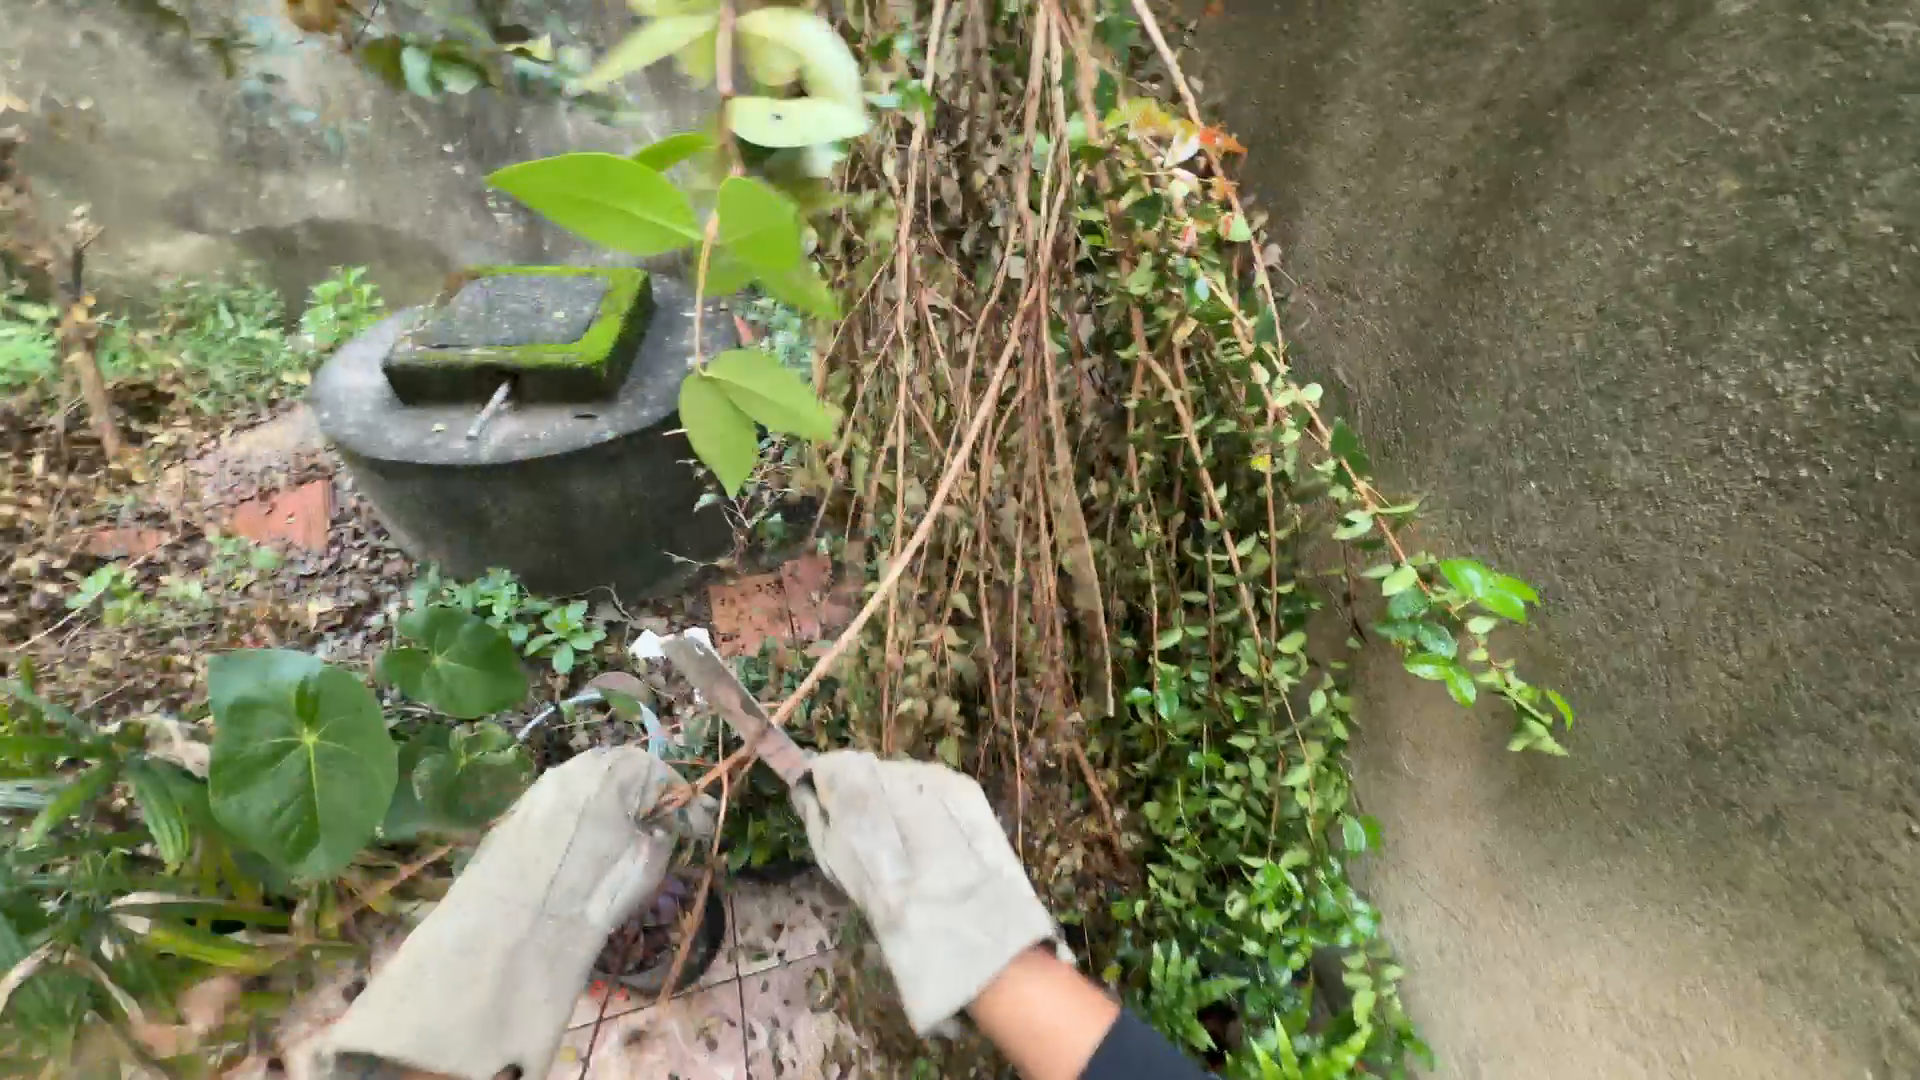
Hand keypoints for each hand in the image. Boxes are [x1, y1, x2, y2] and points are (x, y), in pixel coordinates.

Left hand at [316, 747, 706, 1079]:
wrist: (513, 932)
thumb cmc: (596, 885)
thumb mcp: (651, 857)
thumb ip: (662, 833)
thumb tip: (661, 829)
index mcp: (612, 766)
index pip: (661, 773)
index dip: (684, 802)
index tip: (697, 826)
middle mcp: (572, 769)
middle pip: (620, 777)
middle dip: (643, 803)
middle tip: (659, 835)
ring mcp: (537, 794)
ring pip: (586, 797)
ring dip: (609, 816)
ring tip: (619, 853)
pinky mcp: (510, 824)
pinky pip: (558, 818)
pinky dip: (577, 833)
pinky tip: (580, 866)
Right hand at [796, 751, 1057, 1033]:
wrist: (964, 923)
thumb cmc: (889, 904)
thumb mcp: (839, 864)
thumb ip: (819, 819)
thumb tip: (807, 790)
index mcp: (855, 785)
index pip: (833, 766)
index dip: (829, 783)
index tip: (827, 801)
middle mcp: (895, 769)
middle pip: (870, 770)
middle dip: (865, 792)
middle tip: (872, 831)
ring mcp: (933, 775)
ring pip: (904, 778)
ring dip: (899, 798)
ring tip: (908, 840)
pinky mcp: (964, 786)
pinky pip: (935, 788)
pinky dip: (930, 806)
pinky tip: (936, 839)